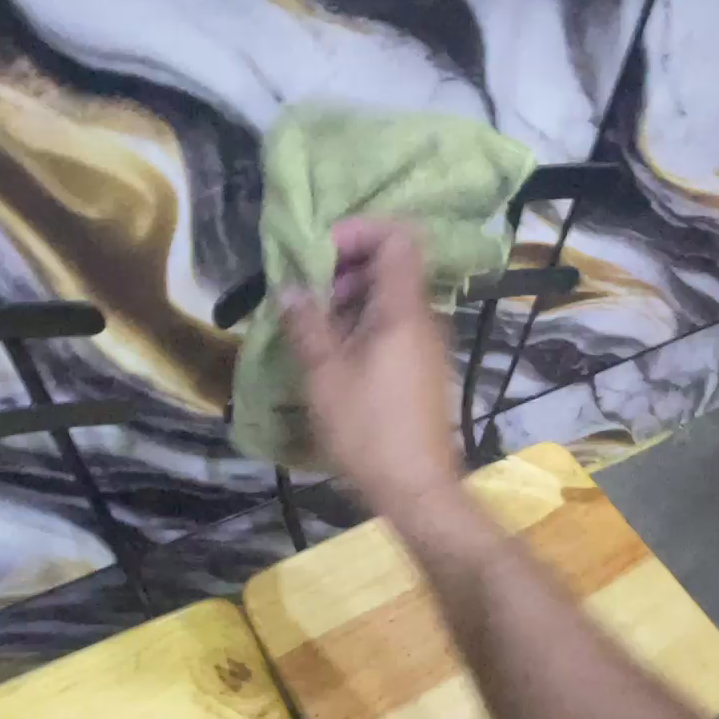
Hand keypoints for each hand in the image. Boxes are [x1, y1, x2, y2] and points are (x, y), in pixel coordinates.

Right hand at [284, 219, 461, 517]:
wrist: (416, 488)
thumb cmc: (368, 430)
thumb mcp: (324, 375)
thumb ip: (306, 323)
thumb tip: (291, 288)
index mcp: (403, 309)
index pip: (397, 236)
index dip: (358, 230)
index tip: (319, 252)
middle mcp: (423, 318)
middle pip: (390, 267)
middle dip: (345, 269)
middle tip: (309, 298)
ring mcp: (427, 345)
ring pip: (390, 300)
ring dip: (350, 302)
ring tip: (314, 331)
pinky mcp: (423, 370)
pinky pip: (394, 329)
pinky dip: (364, 328)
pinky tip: (336, 359)